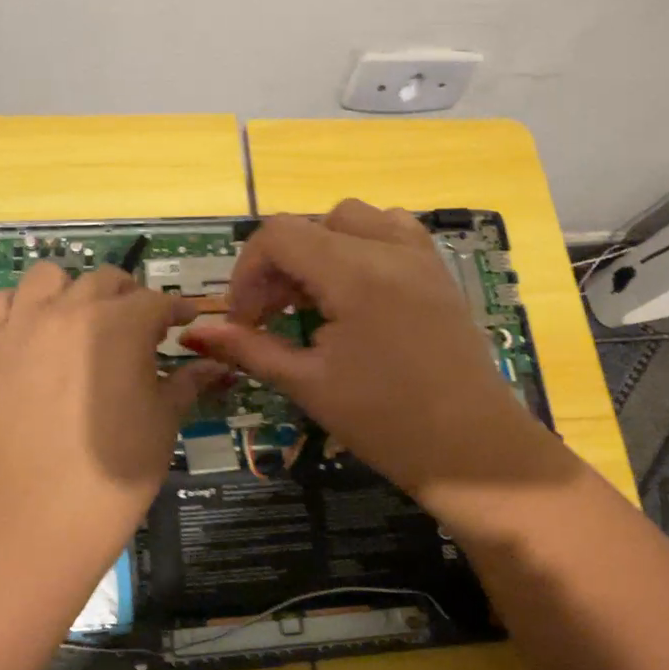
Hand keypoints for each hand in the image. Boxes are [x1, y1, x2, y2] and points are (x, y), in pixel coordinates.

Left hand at [0, 263, 227, 542]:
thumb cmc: (117, 468)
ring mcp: (23, 324)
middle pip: (105, 282)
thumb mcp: (163, 421)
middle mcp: (70, 309)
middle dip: (128, 299)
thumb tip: (217, 366)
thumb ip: (187, 382)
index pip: (157, 301)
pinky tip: (32, 333)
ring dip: (71, 291)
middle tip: (137, 330)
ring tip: (81, 322)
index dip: (175, 311)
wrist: (43, 510)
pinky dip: (17, 308)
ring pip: (49, 277)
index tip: (183, 323)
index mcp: (122, 324)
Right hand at [180, 199, 558, 501]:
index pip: (279, 235)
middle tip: (272, 317)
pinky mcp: (438, 272)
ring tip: (314, 300)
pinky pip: (393, 232)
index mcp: (355, 273)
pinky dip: (362, 247)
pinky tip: (356, 293)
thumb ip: (251, 348)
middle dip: (280, 264)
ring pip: (354, 219)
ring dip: (321, 249)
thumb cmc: (385, 422)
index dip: (247, 273)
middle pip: (312, 223)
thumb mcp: (308, 384)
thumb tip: (197, 333)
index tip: (245, 322)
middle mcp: (390, 249)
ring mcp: (421, 256)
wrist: (472, 450)